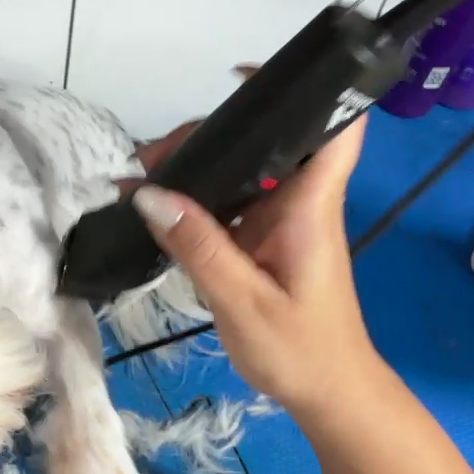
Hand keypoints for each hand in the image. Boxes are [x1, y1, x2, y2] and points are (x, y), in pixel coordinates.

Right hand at [129, 117, 384, 420]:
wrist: (329, 393)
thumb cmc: (298, 350)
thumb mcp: (240, 302)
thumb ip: (198, 248)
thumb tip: (150, 196)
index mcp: (309, 206)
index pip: (334, 125)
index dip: (307, 88)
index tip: (245, 79)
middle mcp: (300, 203)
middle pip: (266, 142)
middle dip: (210, 136)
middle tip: (150, 160)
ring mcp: (282, 223)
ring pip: (243, 175)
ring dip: (196, 171)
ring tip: (140, 184)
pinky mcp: (267, 244)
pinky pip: (232, 209)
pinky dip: (197, 204)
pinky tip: (160, 213)